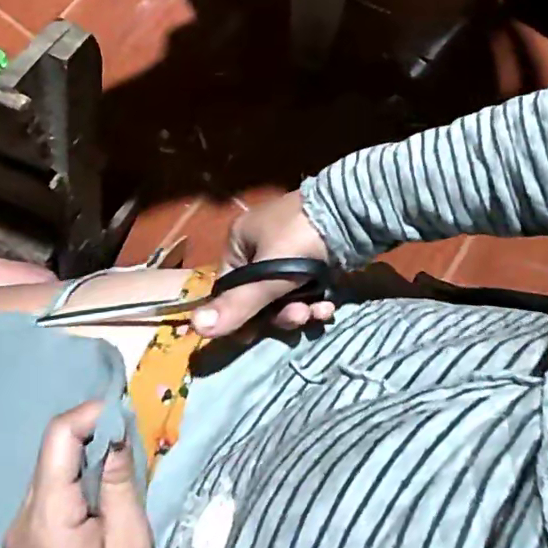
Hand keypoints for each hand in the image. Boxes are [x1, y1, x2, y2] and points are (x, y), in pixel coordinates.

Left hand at [5, 402, 152, 547]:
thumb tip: (118, 430)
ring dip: (88, 459)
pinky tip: (102, 500)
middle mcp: (21, 518)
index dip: (92, 412)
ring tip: (122, 472)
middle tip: (133, 441)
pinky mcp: (23, 544)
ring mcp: (17, 533)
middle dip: (94, 434)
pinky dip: (78, 481)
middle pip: (53, 451)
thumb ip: (120, 484)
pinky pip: (51, 494)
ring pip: (52, 470)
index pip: (57, 436)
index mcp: (45, 517)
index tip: (127, 413)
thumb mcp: (129, 545)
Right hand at [195, 190, 332, 336]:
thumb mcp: (268, 275)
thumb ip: (237, 305)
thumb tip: (195, 328)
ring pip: (286, 294)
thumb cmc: (300, 239)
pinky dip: (315, 300)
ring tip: (316, 313)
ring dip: (300, 309)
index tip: (254, 335)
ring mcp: (292, 250)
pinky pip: (307, 288)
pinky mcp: (317, 257)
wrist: (352, 212)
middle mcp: (262, 244)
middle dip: (279, 313)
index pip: (229, 287)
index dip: (241, 315)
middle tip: (297, 318)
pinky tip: (328, 307)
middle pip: (260, 295)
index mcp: (241, 241)